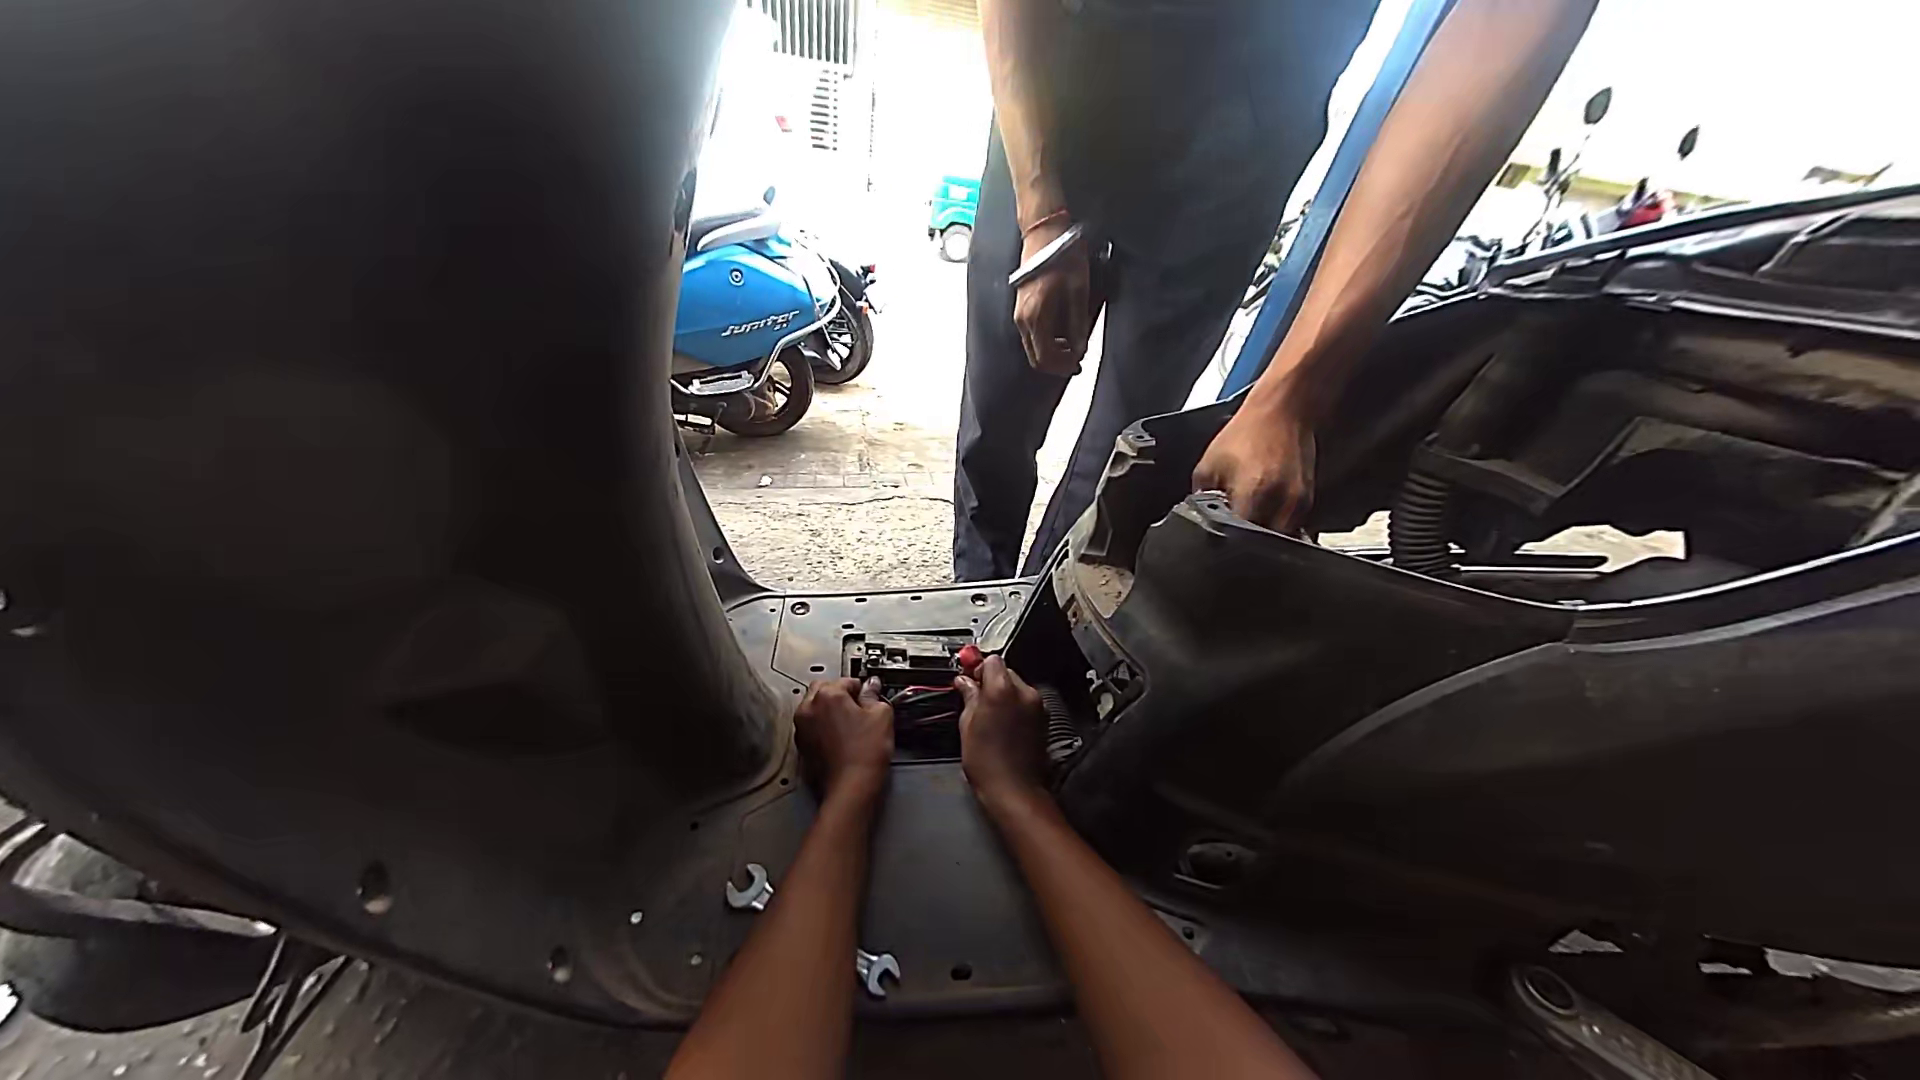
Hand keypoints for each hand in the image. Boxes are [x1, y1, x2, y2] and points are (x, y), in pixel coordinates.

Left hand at [793, 678, 893, 803]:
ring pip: (814, 707)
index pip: (847, 680)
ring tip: (849, 723)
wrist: (851, 788)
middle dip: (840, 694)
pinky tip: (840, 737)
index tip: (870, 696)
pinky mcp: (801, 745)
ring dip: (828, 709)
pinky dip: (822, 726)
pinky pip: (811, 726)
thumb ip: (874, 695)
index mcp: (828, 695)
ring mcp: (802, 727)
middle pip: (824, 689)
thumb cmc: (864, 755)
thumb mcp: (881, 716)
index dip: (862, 688)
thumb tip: (872, 686)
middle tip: (858, 707)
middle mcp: (809, 708)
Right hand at [954, 656, 1049, 809]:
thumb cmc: (988, 764)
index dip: (978, 668)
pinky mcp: (1043, 718)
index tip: (969, 677)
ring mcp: (1037, 705)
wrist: (1013, 789)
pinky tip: (1003, 724)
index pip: (992, 660)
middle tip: (975, 698)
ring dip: (1003, 693)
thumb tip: (965, 682)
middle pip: (1005, 671)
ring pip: (1016, 686)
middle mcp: (1024, 693)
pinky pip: (1026, 701)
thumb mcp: (967, 725)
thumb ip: (968, 696)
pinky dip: (1015, 706)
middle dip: (990, 681)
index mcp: (1002, 690)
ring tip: (989, 715)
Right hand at [1012, 218, 1090, 376]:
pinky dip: (1046, 341)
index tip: (1078, 365)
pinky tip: (1061, 334)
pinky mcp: (1020, 308)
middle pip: (1036, 358)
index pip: (1045, 358)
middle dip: (1056, 364)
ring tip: (1072, 347)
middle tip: (1076, 361)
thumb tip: (1079, 349)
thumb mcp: (1078, 291)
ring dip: (1051, 353)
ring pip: (1033, 347)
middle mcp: (1022, 320)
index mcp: (1036, 317)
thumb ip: (1077, 325)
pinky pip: (1031, 335)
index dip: (1062, 367)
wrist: (1043, 232)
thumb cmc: (1062, 257)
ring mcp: (1018, 314)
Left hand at [1193, 396, 1316, 533]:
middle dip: (1242, 543)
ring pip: (1276, 539)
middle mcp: (1281, 505)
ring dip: (1259, 535)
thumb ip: (1200, 499)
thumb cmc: (1246, 434)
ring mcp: (1298, 505)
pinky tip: (1261, 509)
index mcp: (1253, 496)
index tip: (1215, 539)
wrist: (1283, 411)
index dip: (1224, 545)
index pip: (1238, 541)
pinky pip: (1289, 526)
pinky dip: (1273, 524)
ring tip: (1245, 517)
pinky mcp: (1307, 502)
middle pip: (1259, 545)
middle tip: (1228, 528)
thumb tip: (1197, 519)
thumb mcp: (1207, 467)